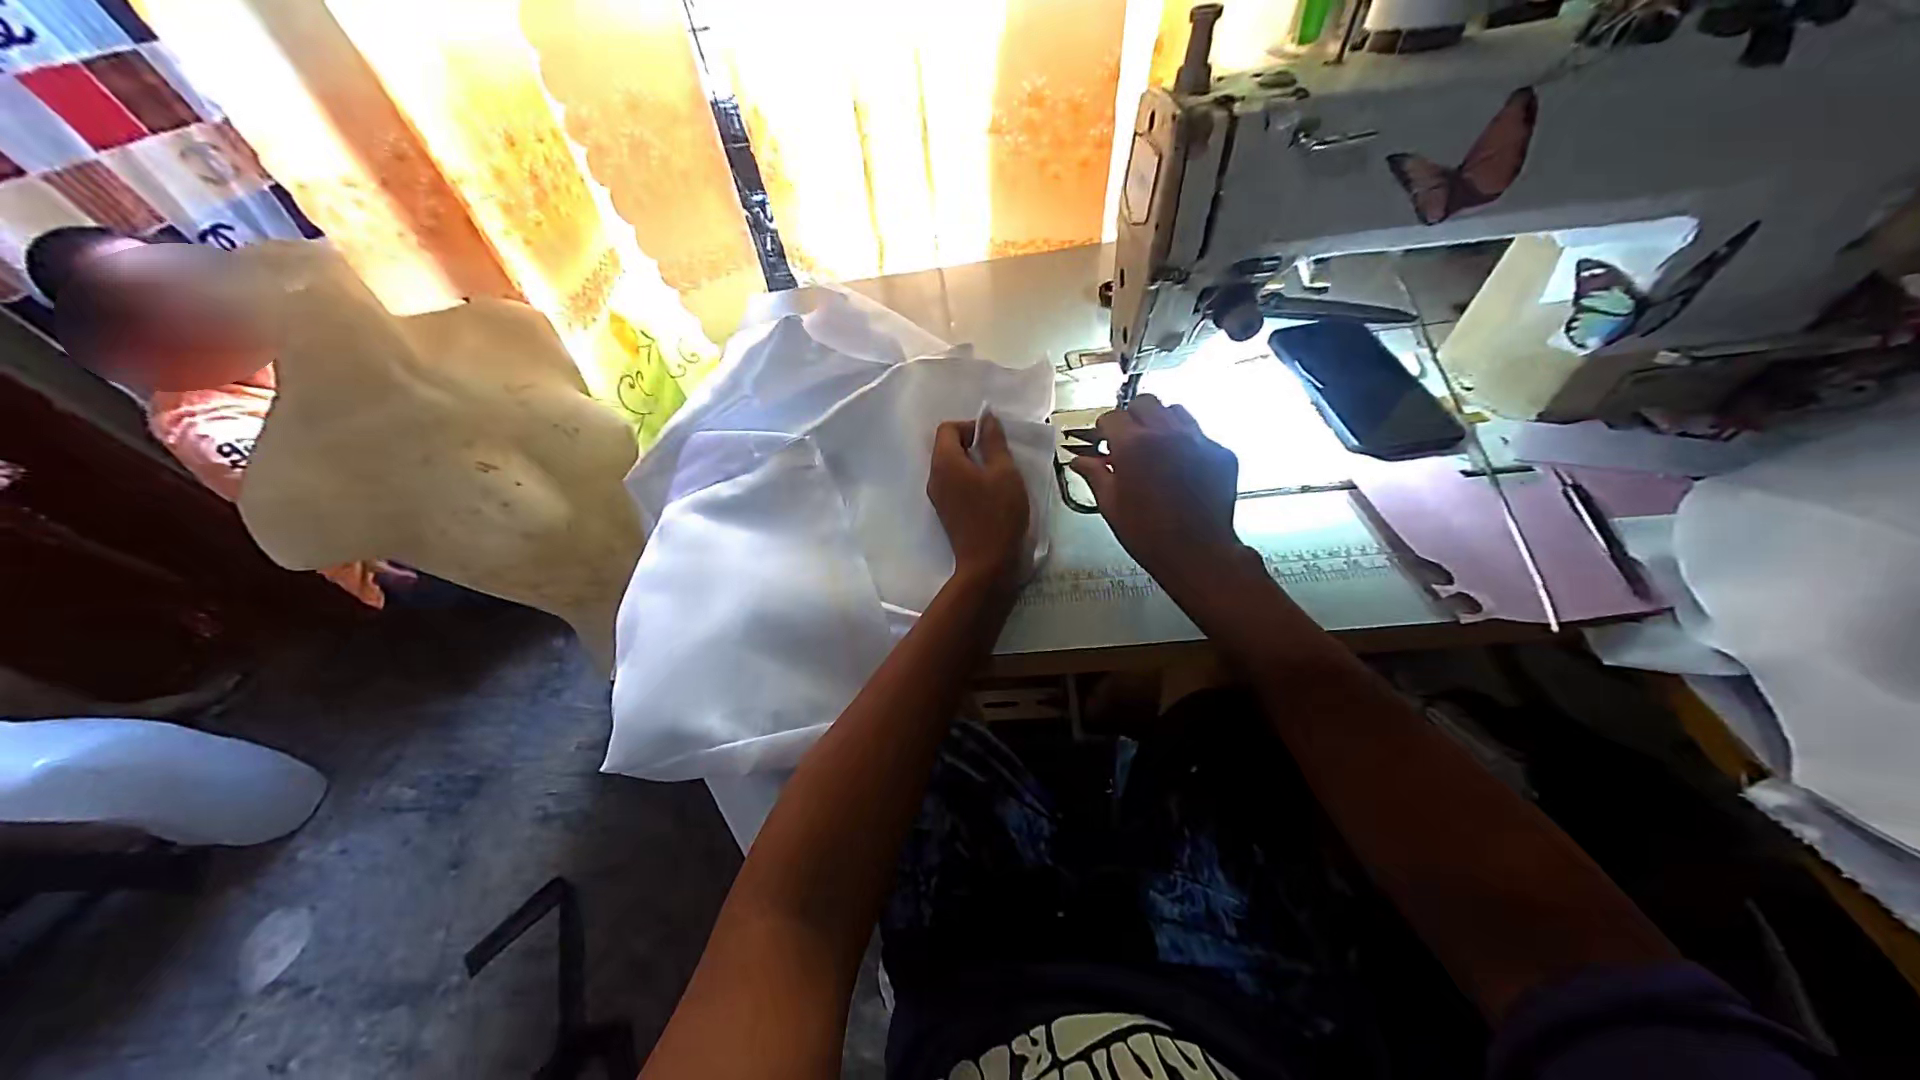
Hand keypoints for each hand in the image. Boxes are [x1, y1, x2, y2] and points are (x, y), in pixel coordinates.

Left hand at [929, 413, 1030, 584]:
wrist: (988, 564)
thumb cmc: (999, 514)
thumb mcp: (1005, 473)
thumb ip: (994, 442)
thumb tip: (986, 418)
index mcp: (945, 463)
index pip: (947, 428)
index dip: (970, 427)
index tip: (992, 441)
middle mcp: (934, 477)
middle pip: (946, 447)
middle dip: (972, 445)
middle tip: (998, 458)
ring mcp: (938, 497)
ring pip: (950, 467)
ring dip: (972, 464)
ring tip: (997, 476)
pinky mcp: (946, 512)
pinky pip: (953, 485)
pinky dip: (969, 481)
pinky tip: (990, 494)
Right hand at [1067, 394, 1243, 585]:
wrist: (1196, 551)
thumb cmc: (1149, 533)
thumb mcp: (1111, 505)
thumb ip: (1095, 475)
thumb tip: (1080, 462)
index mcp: (1134, 445)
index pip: (1112, 417)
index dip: (1103, 429)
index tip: (1102, 441)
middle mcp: (1167, 434)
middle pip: (1145, 403)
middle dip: (1132, 417)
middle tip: (1127, 439)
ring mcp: (1198, 440)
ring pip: (1175, 411)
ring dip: (1161, 422)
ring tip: (1155, 447)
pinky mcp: (1220, 452)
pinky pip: (1199, 434)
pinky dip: (1186, 442)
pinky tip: (1179, 466)